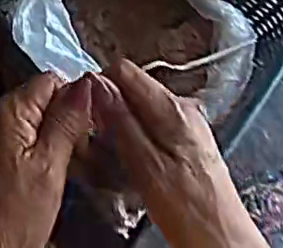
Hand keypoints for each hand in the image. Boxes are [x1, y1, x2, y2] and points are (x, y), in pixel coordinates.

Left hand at [0, 72, 97, 247]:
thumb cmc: (15, 212)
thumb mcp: (49, 167)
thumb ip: (67, 123)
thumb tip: (87, 84)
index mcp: (11, 107)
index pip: (51, 80)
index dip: (78, 97)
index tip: (99, 122)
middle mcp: (2, 111)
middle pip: (47, 97)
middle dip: (72, 119)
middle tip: (91, 152)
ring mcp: (1, 131)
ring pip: (43, 118)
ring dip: (65, 137)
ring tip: (82, 165)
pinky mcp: (4, 151)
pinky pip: (34, 136)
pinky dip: (52, 149)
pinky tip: (65, 171)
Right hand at [95, 60, 266, 247]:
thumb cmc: (189, 212)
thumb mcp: (147, 167)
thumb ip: (120, 120)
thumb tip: (94, 81)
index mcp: (172, 107)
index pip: (124, 69)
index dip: (101, 83)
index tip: (90, 110)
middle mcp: (183, 107)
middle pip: (134, 85)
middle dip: (112, 103)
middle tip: (99, 133)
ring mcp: (190, 124)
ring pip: (142, 105)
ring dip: (124, 119)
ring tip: (115, 148)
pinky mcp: (192, 142)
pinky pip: (154, 122)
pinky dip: (139, 132)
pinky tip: (137, 158)